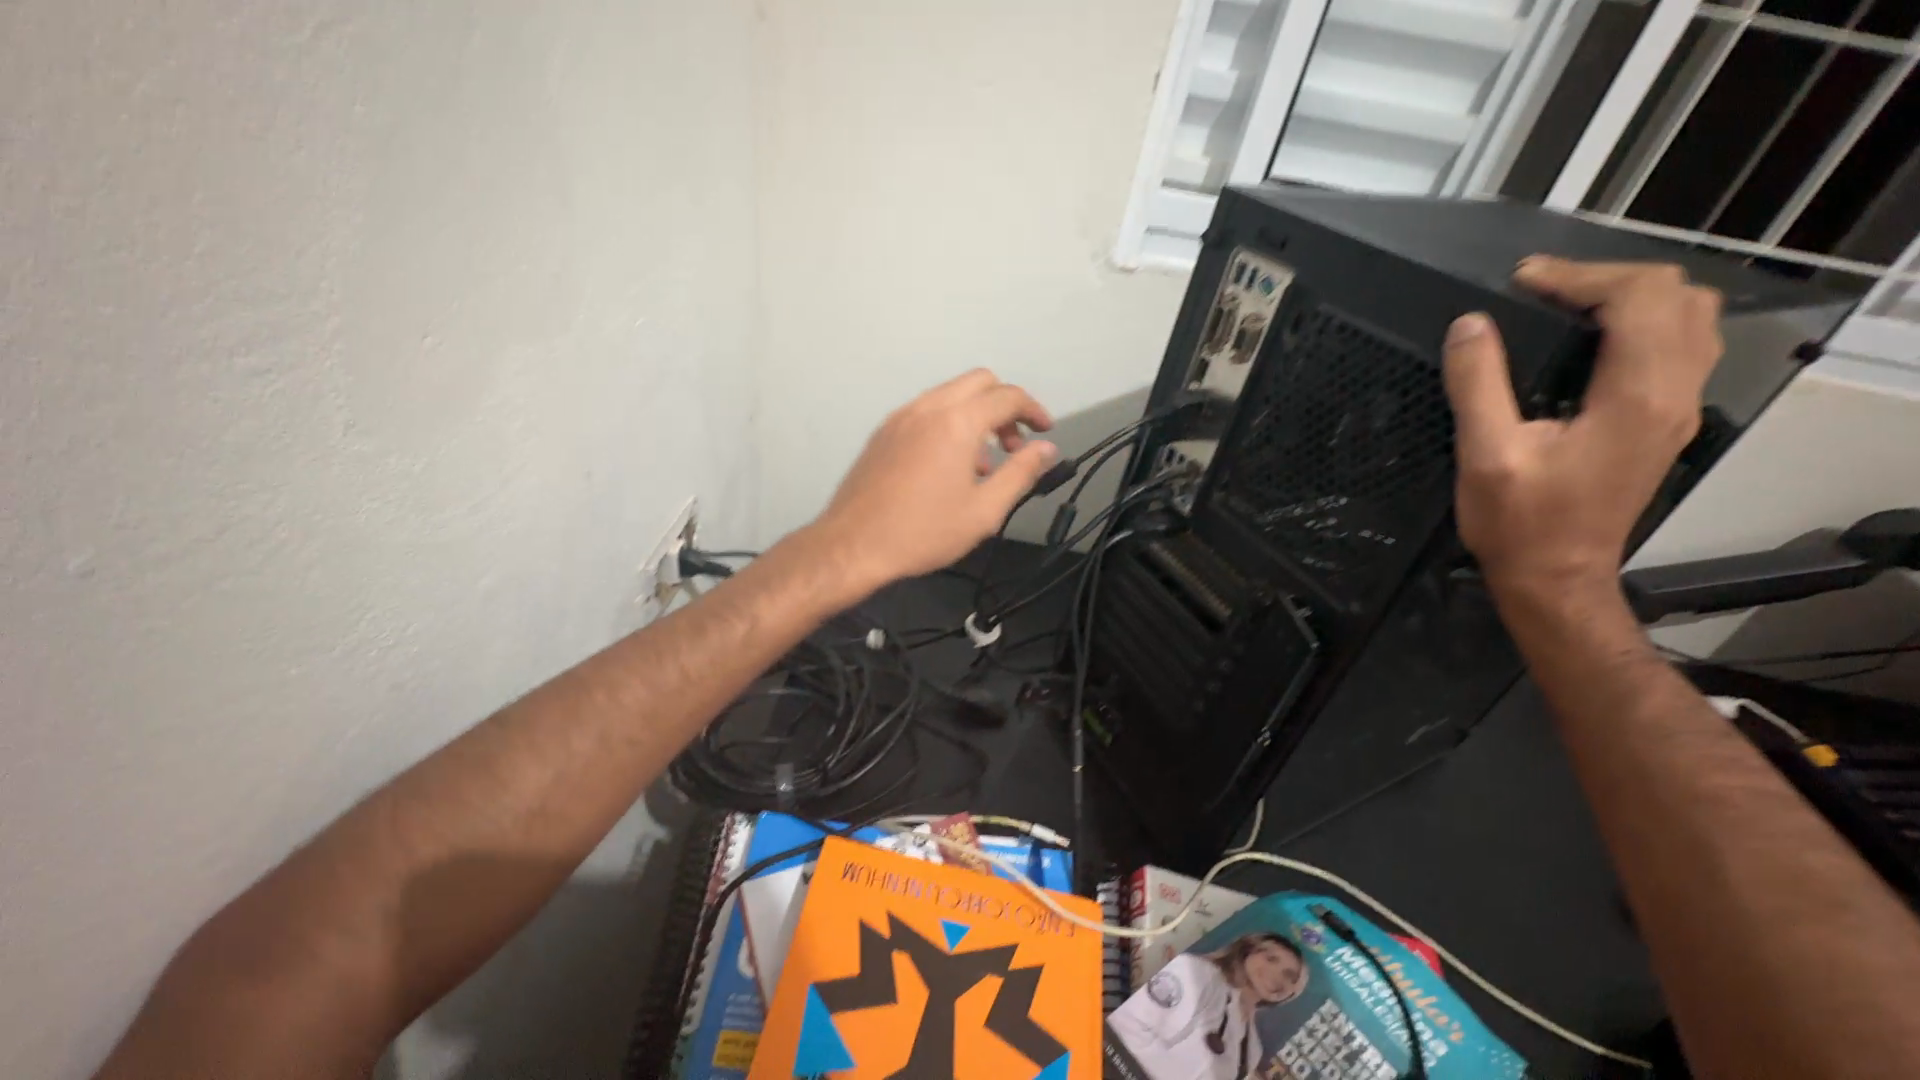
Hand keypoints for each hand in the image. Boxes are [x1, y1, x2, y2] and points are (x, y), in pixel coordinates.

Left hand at [810, 369, 1057, 591]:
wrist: (853, 545)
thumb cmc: (923, 532)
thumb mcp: (984, 510)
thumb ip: (1021, 473)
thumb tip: (1046, 449)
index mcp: (957, 422)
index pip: (1007, 396)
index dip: (1034, 411)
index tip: (1045, 433)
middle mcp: (928, 407)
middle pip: (979, 382)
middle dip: (1004, 405)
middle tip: (1014, 445)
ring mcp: (900, 417)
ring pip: (950, 394)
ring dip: (976, 414)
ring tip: (983, 464)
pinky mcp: (883, 432)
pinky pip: (926, 411)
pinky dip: (949, 422)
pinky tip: (949, 466)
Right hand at [1443, 257, 1722, 600]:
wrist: (1557, 578)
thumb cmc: (1520, 523)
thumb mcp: (1485, 455)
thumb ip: (1477, 383)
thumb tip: (1470, 324)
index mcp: (1635, 396)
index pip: (1638, 297)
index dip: (1579, 275)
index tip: (1521, 282)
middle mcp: (1674, 393)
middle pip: (1676, 295)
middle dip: (1608, 277)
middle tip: (1541, 290)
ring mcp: (1679, 408)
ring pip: (1691, 316)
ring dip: (1633, 295)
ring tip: (1567, 304)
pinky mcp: (1668, 420)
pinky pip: (1682, 344)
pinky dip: (1644, 321)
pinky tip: (1593, 337)